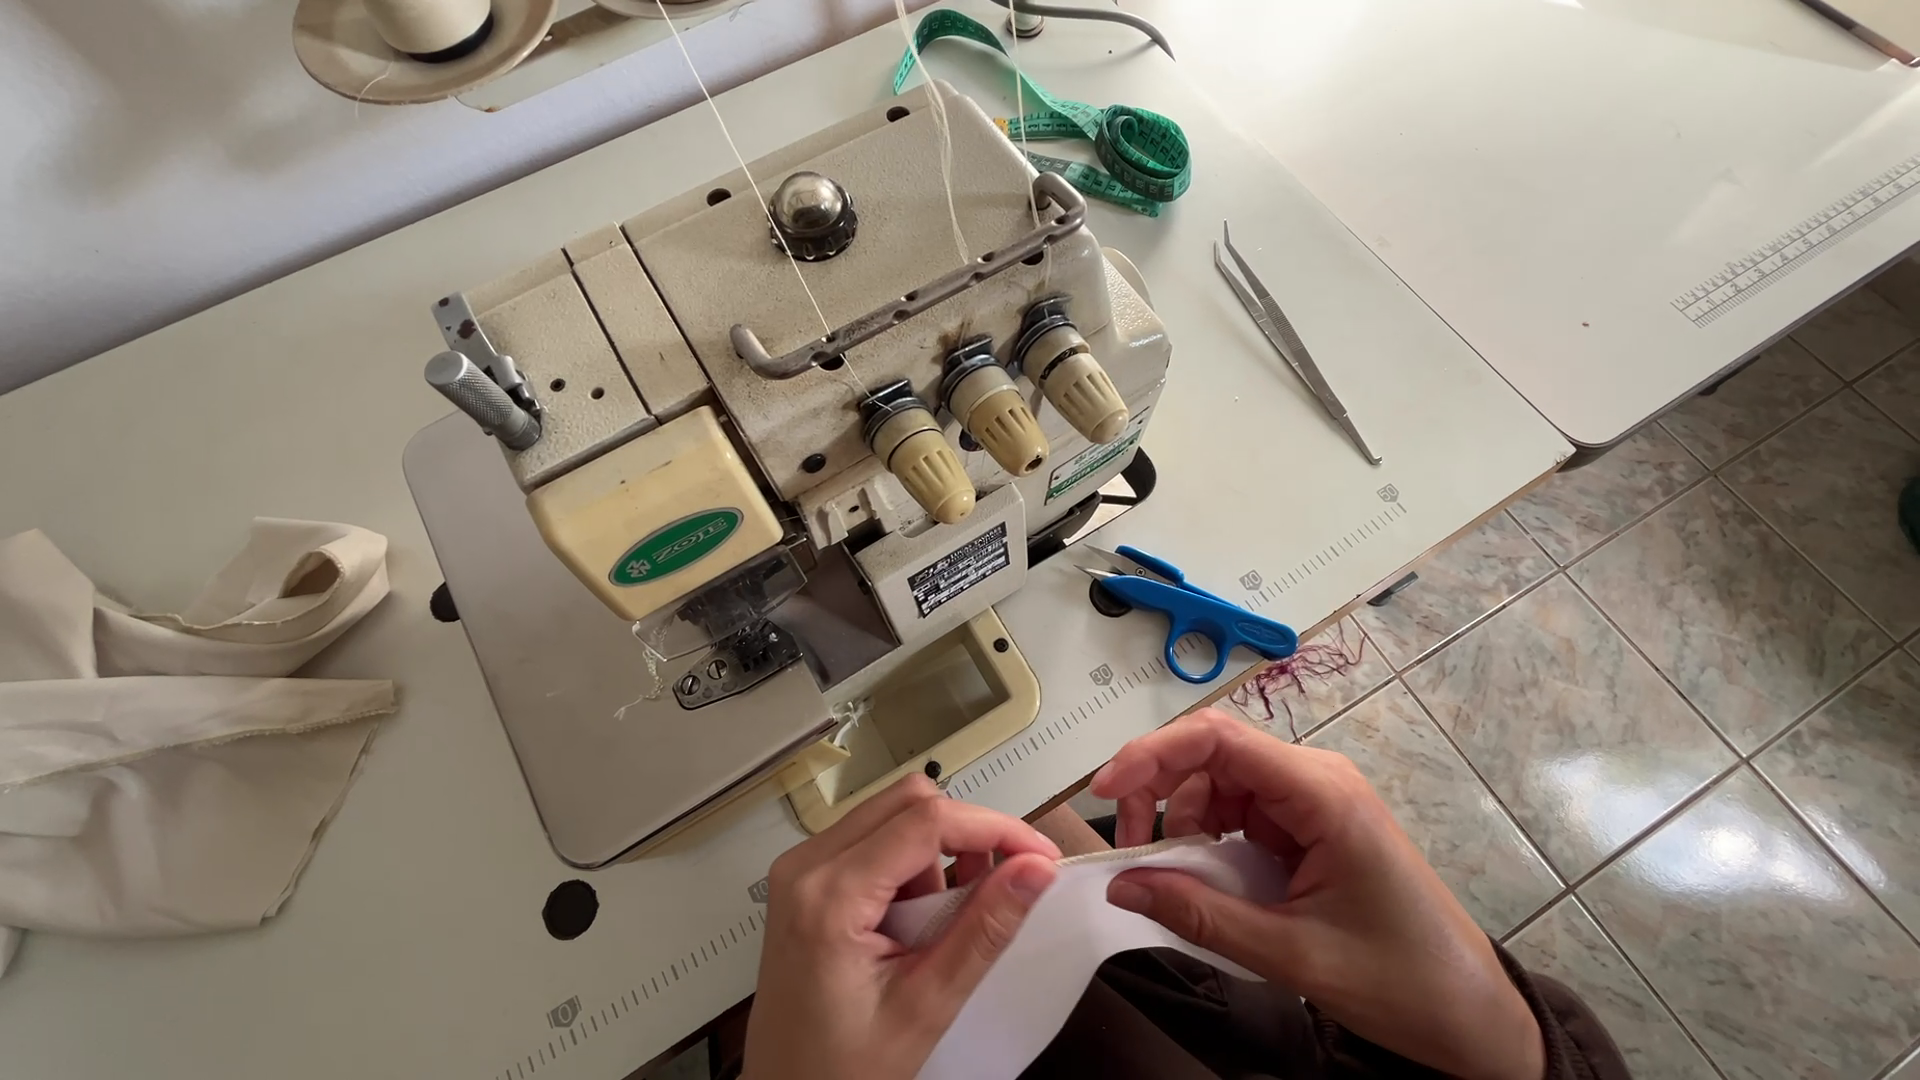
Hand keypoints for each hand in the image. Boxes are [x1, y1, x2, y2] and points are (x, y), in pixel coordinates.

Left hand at [744, 774, 1060, 1079]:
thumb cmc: (843, 1069)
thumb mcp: (925, 1005)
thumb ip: (984, 930)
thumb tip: (1035, 869)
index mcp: (828, 895)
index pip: (926, 822)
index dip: (993, 827)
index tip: (1040, 856)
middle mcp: (806, 862)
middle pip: (909, 802)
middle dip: (966, 834)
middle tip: (1002, 882)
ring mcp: (802, 864)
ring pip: (894, 813)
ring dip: (938, 852)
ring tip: (949, 918)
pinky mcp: (808, 873)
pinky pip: (875, 835)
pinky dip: (913, 861)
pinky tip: (920, 914)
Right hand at [1091, 709, 1544, 1079]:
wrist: (1474, 1017)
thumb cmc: (1402, 981)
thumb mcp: (1293, 954)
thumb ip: (1200, 914)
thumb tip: (1120, 885)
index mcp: (1321, 792)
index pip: (1219, 739)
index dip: (1152, 752)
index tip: (1106, 790)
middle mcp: (1311, 778)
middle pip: (1210, 754)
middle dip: (1157, 790)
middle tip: (1129, 845)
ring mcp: (1307, 799)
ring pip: (1215, 782)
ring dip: (1178, 819)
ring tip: (1168, 872)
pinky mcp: (1302, 823)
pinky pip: (1234, 811)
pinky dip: (1203, 836)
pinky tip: (1200, 873)